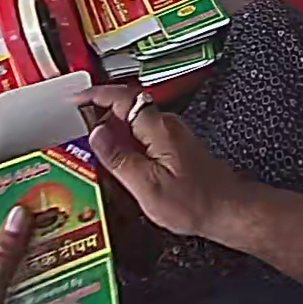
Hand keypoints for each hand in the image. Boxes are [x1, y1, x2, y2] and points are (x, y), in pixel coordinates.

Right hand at [76, 84, 253, 238]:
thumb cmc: (194, 202)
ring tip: (92, 148)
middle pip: (126, 106)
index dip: (96, 94)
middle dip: (99, 112)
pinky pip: (142, 133)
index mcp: (158, 129)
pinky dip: (124, 140)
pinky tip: (117, 160)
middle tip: (77, 127)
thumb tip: (95, 134)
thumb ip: (119, 158)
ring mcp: (171, 133)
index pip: (122, 98)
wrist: (227, 209)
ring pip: (133, 120)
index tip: (75, 98)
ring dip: (111, 128)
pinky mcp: (173, 144)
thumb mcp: (147, 186)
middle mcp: (166, 125)